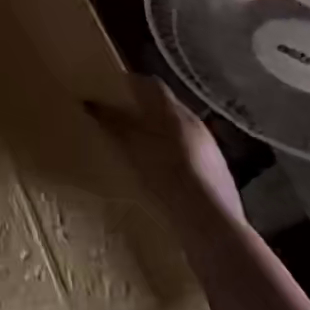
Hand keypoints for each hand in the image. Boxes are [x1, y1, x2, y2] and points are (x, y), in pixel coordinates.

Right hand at [87, 72, 242, 219]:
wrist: (212, 226)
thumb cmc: (166, 176)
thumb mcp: (131, 147)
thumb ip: (111, 122)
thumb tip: (90, 102)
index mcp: (176, 112)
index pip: (152, 84)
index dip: (132, 83)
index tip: (113, 89)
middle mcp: (197, 124)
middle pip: (167, 107)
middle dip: (146, 110)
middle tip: (123, 118)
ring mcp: (212, 151)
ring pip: (181, 132)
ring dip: (162, 134)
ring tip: (141, 148)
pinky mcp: (220, 176)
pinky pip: (192, 155)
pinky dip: (175, 156)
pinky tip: (164, 175)